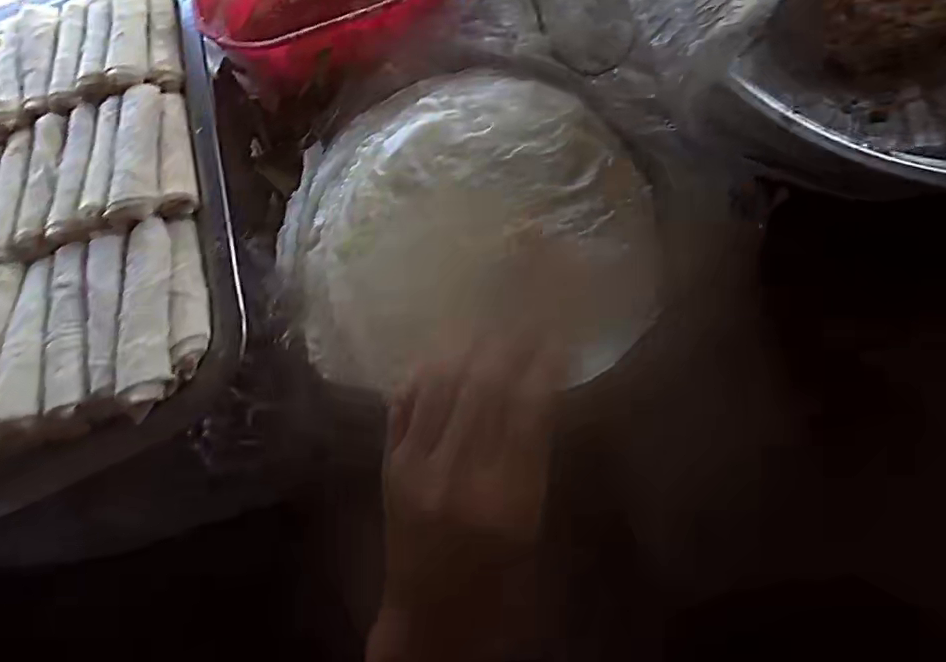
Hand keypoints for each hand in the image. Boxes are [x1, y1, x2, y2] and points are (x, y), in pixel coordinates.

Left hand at [367, 336, 559, 661]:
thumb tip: (540, 391)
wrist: (431, 627)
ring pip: (442, 384)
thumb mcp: (533, 530)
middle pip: (484, 387)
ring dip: (467, 346)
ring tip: (486, 324)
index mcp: (505, 500)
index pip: (527, 410)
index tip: (555, 336)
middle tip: (524, 319)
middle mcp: (457, 474)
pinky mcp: (390, 464)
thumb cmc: (499, 588)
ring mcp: (417, 465)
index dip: (543, 365)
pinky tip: (441, 350)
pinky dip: (425, 370)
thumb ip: (535, 460)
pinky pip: (405, 400)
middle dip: (508, 344)